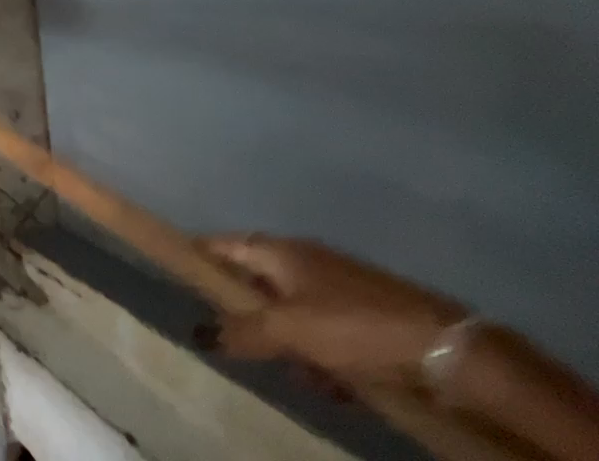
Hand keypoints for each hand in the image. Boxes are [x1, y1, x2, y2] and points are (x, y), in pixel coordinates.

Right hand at [199, 234, 466, 383]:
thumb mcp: (286, 330)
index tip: (176, 277)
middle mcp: (304, 258)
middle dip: (247, 314)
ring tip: (298, 372)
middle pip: (256, 281)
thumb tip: (201, 333)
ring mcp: (339, 284)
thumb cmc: (353, 326)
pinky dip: (323, 353)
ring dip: (289, 341)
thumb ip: (240, 330)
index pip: (219, 244)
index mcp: (278, 250)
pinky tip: (334, 381)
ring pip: (293, 311)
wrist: (449, 349)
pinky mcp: (369, 312)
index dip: (196, 257)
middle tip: (239, 342)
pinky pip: (328, 330)